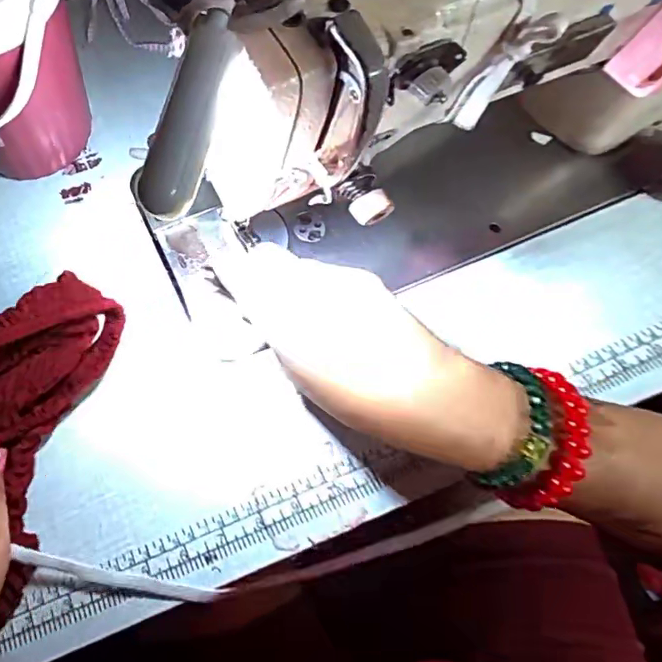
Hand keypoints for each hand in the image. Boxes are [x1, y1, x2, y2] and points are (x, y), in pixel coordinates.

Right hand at [212, 243, 528, 471]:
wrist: (438, 396)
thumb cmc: (368, 396)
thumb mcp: (304, 370)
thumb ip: (271, 328)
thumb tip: (249, 301)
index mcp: (304, 301)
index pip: (251, 268)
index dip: (232, 277)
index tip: (223, 292)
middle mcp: (326, 281)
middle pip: (274, 265)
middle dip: (259, 285)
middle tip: (258, 320)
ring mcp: (349, 282)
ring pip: (300, 273)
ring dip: (288, 292)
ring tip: (295, 330)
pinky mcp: (368, 289)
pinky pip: (325, 283)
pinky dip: (314, 297)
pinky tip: (326, 328)